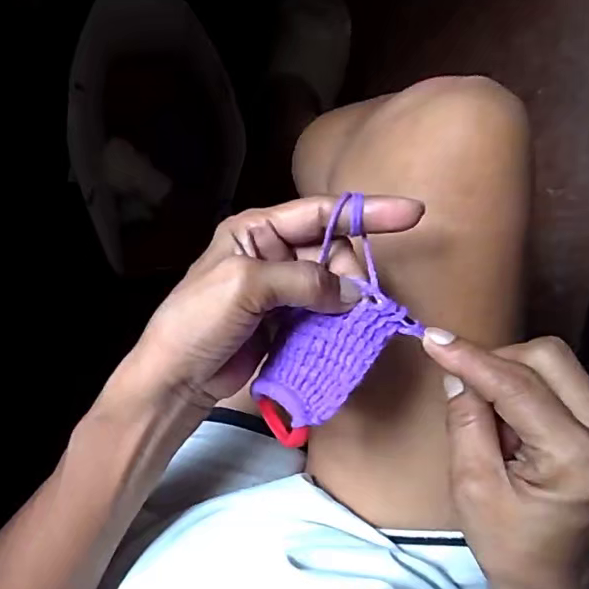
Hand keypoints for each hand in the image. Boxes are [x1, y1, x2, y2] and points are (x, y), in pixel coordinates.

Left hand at [107, 194, 425, 412]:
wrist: (176, 376)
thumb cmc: (197, 320)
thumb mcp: (246, 285)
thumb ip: (302, 280)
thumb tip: (351, 290)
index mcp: (254, 231)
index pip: (318, 212)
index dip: (366, 212)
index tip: (412, 214)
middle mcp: (268, 254)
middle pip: (330, 250)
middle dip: (349, 270)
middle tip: (355, 301)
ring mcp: (276, 291)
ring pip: (329, 285)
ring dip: (345, 301)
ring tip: (353, 320)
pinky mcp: (281, 323)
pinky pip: (320, 315)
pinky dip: (335, 323)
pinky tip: (343, 334)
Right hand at [419, 333, 588, 588]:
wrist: (549, 575)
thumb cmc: (505, 541)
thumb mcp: (472, 486)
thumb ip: (466, 423)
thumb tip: (456, 374)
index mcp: (578, 457)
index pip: (519, 387)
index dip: (472, 359)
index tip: (432, 338)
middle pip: (548, 358)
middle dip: (495, 362)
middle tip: (461, 390)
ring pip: (554, 364)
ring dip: (507, 375)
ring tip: (487, 419)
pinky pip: (557, 381)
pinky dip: (520, 387)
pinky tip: (506, 421)